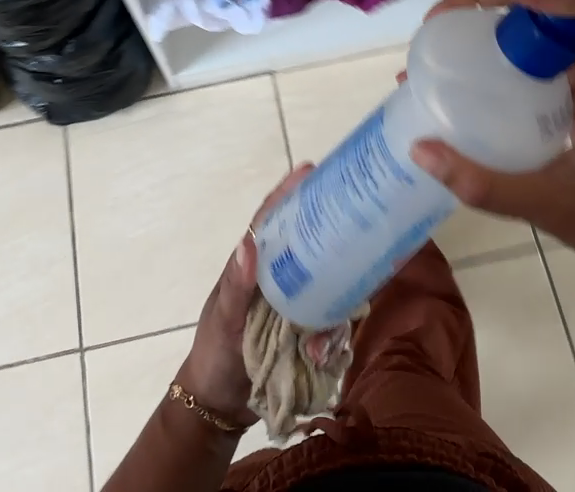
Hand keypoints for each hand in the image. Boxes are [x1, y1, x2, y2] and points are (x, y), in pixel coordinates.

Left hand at [175, 164, 314, 429]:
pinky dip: (332, 339)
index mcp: (254, 264)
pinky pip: (333, 323)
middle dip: (333, 240)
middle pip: (311, 247)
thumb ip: (236, 286)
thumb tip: (249, 242)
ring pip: (329, 287)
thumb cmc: (214, 353)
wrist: (220, 405)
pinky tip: (322, 355)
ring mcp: (296, 304)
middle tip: (360, 231)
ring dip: (333, 308)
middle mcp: (279, 278)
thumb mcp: (224, 320)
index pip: (272, 220)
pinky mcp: (309, 331)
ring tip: (319, 340)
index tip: (311, 169)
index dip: (290, 192)